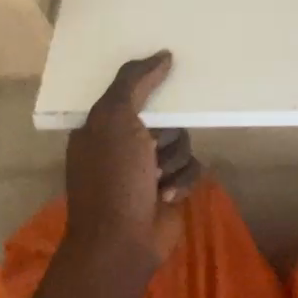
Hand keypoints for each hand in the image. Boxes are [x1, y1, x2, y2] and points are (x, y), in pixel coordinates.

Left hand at [64, 51, 201, 264]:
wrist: (122, 242)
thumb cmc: (111, 178)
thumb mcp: (114, 120)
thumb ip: (134, 82)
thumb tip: (164, 55)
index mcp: (103, 125)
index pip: (133, 91)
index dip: (151, 83)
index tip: (173, 68)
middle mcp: (125, 143)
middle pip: (167, 116)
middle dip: (166, 134)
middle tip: (151, 149)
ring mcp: (148, 168)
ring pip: (183, 141)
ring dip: (173, 161)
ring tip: (156, 181)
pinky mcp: (171, 187)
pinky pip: (194, 167)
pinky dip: (182, 181)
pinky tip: (167, 196)